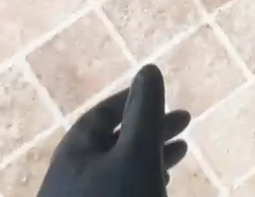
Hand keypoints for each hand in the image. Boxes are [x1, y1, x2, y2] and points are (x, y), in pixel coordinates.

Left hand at [38, 65, 190, 196]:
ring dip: (151, 154)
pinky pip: (116, 191)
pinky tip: (160, 183)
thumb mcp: (137, 154)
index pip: (99, 116)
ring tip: (182, 153)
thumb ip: (144, 111)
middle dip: (151, 127)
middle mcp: (68, 180)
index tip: (164, 96)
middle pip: (111, 141)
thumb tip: (148, 70)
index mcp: (72, 157)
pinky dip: (141, 179)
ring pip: (117, 168)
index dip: (132, 100)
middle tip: (186, 123)